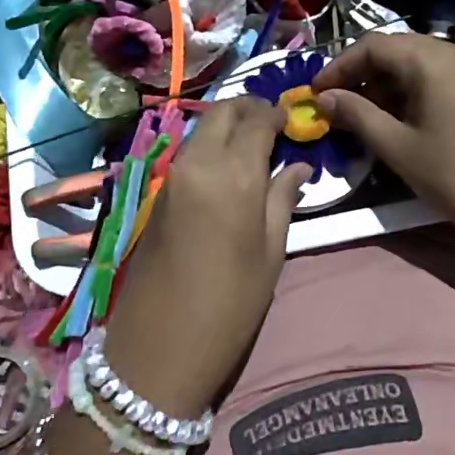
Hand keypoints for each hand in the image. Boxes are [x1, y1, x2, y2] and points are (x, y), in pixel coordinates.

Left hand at [104, 98, 309, 412]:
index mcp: (234, 176)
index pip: (257, 122)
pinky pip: (187, 153)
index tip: (292, 119)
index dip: (276, 115)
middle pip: (222, 113)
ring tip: (251, 142)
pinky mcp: (156, 195)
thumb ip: (282, 200)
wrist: (160, 346)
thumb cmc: (230, 304)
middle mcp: (198, 164)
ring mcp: (171, 178)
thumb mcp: (270, 254)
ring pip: (201, 130)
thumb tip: (298, 168)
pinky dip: (209, 145)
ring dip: (226, 125)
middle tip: (271, 122)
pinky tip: (226, 165)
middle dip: (248, 108)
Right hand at [313, 34, 454, 253]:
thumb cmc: (448, 174)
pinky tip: (392, 113)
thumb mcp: (394, 144)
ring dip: (385, 81)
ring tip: (359, 112)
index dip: (341, 66)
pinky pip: (437, 74)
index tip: (317, 91)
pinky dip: (410, 88)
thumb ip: (355, 114)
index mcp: (434, 60)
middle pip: (398, 49)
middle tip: (335, 101)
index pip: (376, 46)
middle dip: (362, 73)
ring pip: (418, 61)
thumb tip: (324, 98)